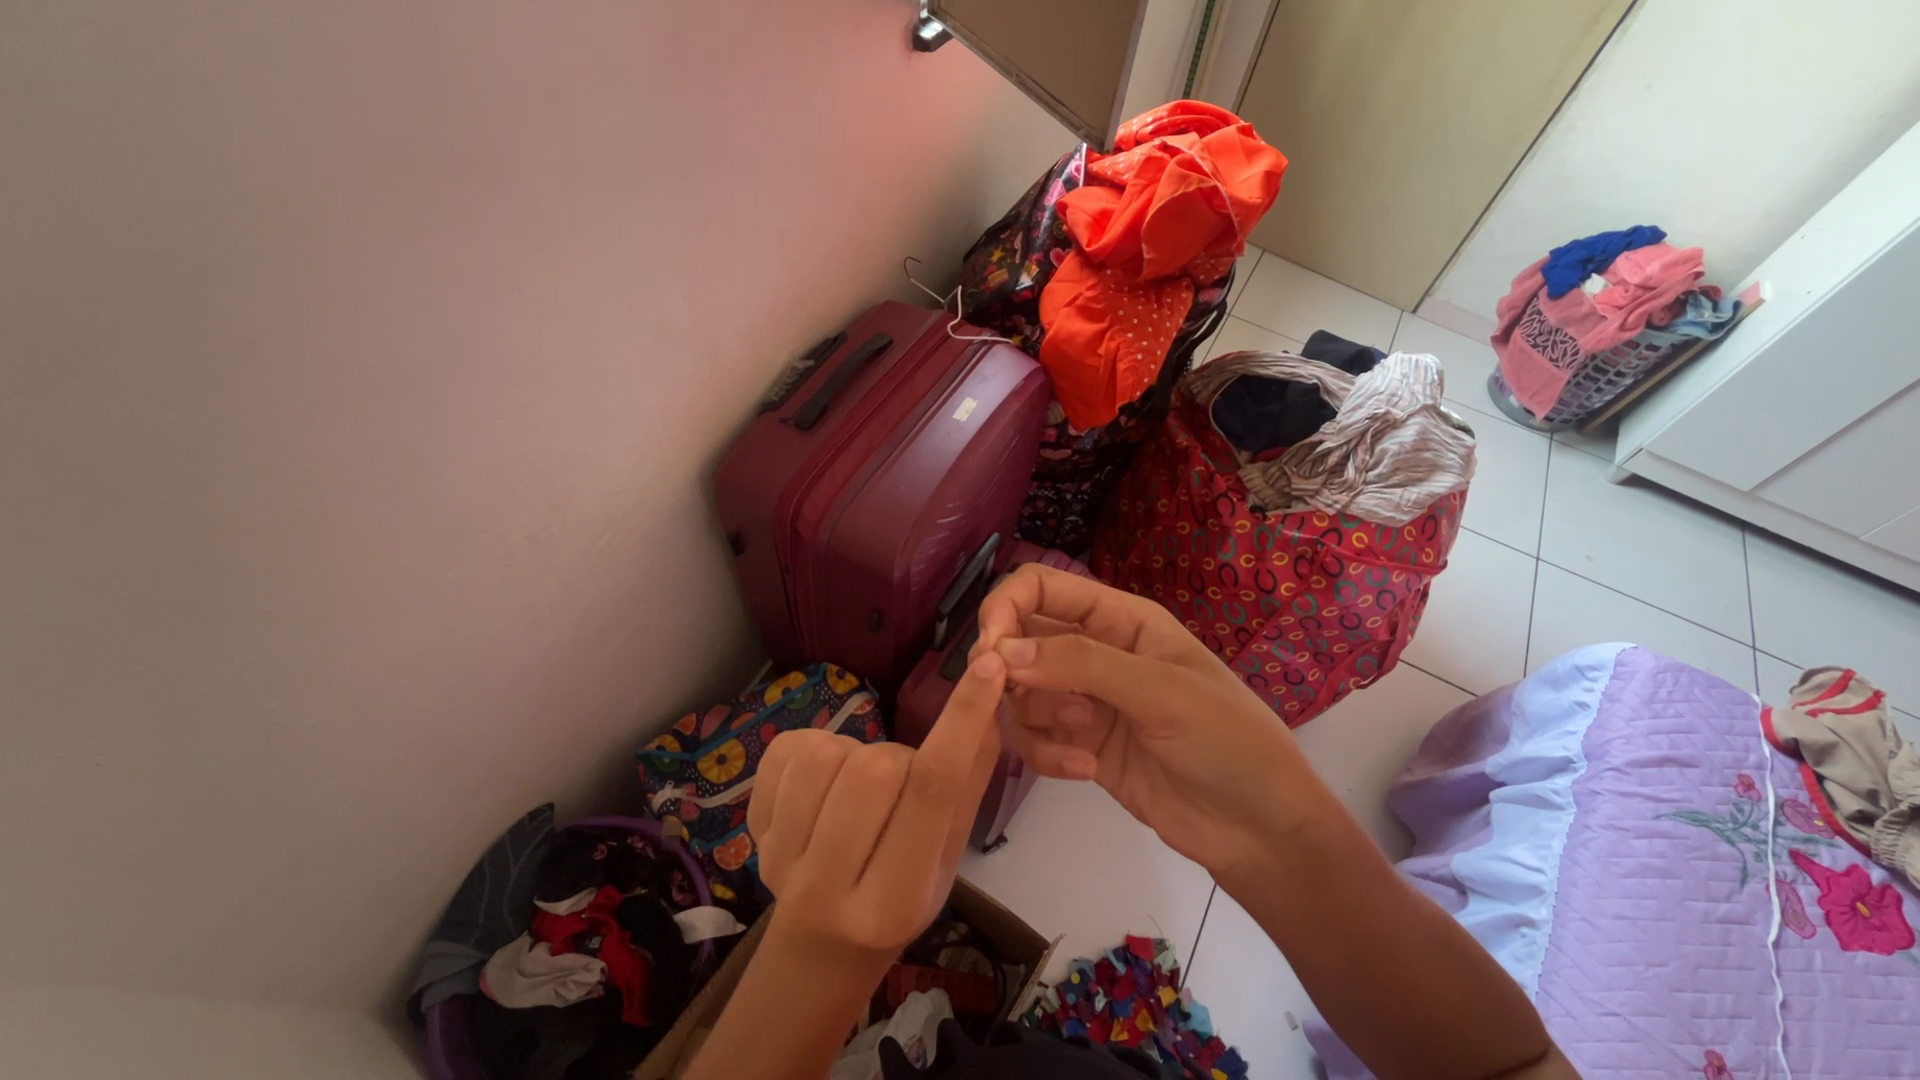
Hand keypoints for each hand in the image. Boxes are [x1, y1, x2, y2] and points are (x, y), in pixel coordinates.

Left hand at [747, 651, 1007, 962]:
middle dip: (898, 759)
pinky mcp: (754, 830)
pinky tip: (824, 782)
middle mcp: (833, 885)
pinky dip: (814, 749)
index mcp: (898, 897)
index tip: (987, 664)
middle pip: (876, 767)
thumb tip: (992, 706)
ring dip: (853, 753)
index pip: (934, 790)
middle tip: (900, 786)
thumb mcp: (947, 855)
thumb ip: (968, 784)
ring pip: (825, 753)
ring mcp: (782, 860)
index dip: (963, 720)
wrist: (824, 945)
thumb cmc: (902, 897)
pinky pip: (786, 750)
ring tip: (857, 787)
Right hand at [971, 564, 1322, 876]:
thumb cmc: (1225, 739)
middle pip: (1020, 639)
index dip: (1006, 606)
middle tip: (1007, 697)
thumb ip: (1080, 663)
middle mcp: (1096, 652)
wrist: (1258, 826)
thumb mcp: (1160, 691)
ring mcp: (1085, 701)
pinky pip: (1034, 738)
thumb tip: (1000, 650)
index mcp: (1120, 619)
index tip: (990, 651)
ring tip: (1080, 740)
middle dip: (1007, 668)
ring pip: (1019, 693)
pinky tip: (1085, 771)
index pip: (1043, 587)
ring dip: (1033, 717)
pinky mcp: (1079, 747)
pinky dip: (1045, 754)